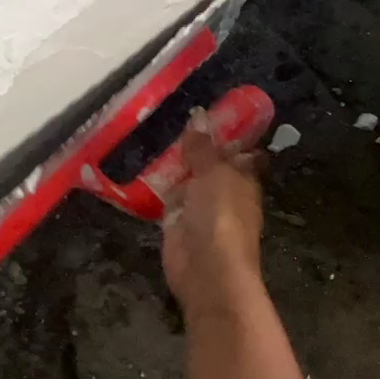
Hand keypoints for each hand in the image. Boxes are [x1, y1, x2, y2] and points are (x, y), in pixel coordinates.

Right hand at [161, 107, 265, 315]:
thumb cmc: (222, 216)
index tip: (204, 108)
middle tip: (166, 113)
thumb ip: (203, 147)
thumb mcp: (214, 173)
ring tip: (146, 128)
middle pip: (207, 162)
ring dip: (170, 162)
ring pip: (184, 177)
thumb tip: (198, 116)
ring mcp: (198, 207)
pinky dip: (154, 183)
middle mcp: (222, 191)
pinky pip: (164, 195)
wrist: (207, 270)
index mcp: (242, 178)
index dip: (223, 132)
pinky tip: (137, 162)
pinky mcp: (175, 221)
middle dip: (191, 144)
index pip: (236, 150)